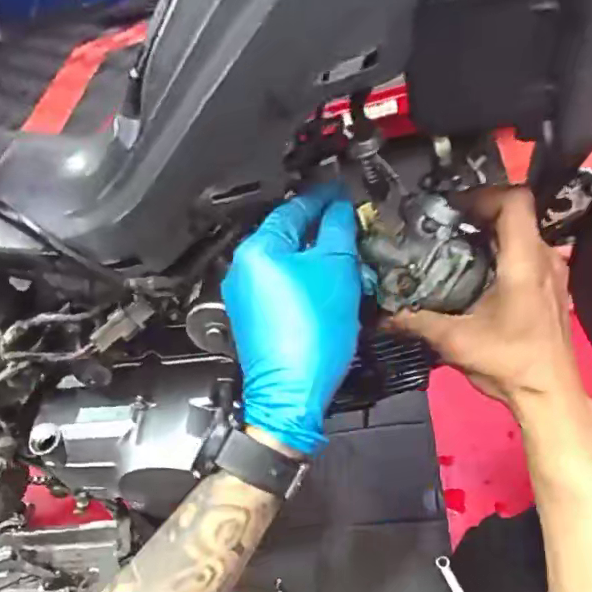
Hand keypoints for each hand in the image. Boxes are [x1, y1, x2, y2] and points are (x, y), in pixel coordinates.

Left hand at [221, 184, 364, 455]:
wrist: (291, 396)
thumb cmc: (309, 341)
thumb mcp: (336, 272)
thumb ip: (338, 231)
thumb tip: (339, 210)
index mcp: (257, 250)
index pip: (296, 208)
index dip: (325, 200)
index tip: (341, 195)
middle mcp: (243, 271)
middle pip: (287, 236)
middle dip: (320, 232)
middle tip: (347, 229)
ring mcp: (246, 299)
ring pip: (285, 264)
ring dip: (313, 260)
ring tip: (341, 263)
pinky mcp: (255, 322)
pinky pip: (281, 290)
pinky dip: (303, 284)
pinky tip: (324, 293)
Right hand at [385, 187, 579, 408]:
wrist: (549, 395)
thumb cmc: (509, 364)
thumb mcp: (456, 342)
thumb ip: (418, 323)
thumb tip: (384, 316)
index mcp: (525, 262)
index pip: (514, 200)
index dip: (482, 195)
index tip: (452, 210)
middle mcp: (545, 260)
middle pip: (516, 216)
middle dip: (480, 216)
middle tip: (447, 230)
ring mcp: (554, 275)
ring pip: (523, 237)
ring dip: (492, 238)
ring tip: (459, 253)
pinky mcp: (553, 291)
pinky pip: (528, 257)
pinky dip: (503, 257)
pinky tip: (480, 281)